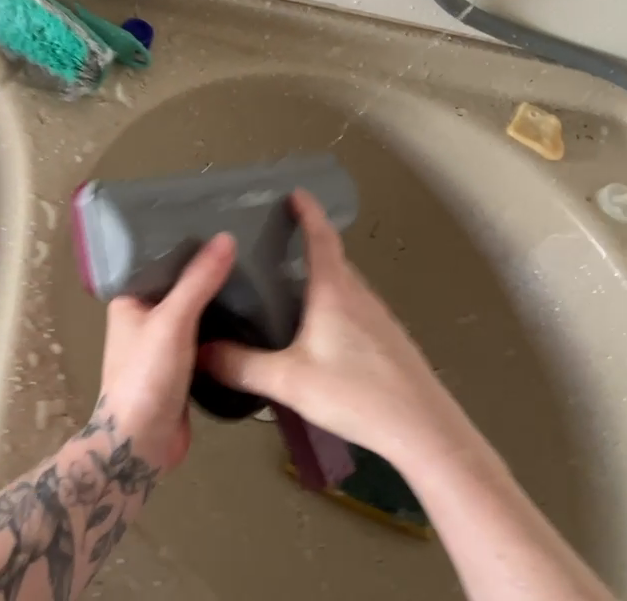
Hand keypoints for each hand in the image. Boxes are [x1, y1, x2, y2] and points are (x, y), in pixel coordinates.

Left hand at [96, 232, 234, 470]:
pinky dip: (223, 330)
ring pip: (195, 314)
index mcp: (129, 299)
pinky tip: (252, 317)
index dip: (189, 245)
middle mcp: (143, 317)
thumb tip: (226, 238)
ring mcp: (163, 344)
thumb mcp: (172, 321)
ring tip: (257, 275)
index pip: (161, 261)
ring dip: (219, 303)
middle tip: (250, 248)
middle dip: (209, 273)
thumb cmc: (147, 375)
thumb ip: (198, 282)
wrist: (142, 443)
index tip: (223, 224)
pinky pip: (205, 339)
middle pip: (180, 287)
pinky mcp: (182, 367)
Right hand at [199, 190, 475, 466]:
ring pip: (346, 287)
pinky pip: (356, 309)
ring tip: (290, 284)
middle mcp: (360, 298)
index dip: (307, 212)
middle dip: (308, 244)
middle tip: (275, 241)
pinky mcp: (391, 345)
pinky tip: (320, 331)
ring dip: (322, 276)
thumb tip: (197, 350)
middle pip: (334, 260)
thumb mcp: (288, 380)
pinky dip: (334, 303)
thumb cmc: (357, 395)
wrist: (429, 435)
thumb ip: (240, 365)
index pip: (321, 238)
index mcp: (334, 292)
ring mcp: (381, 321)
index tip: (295, 192)